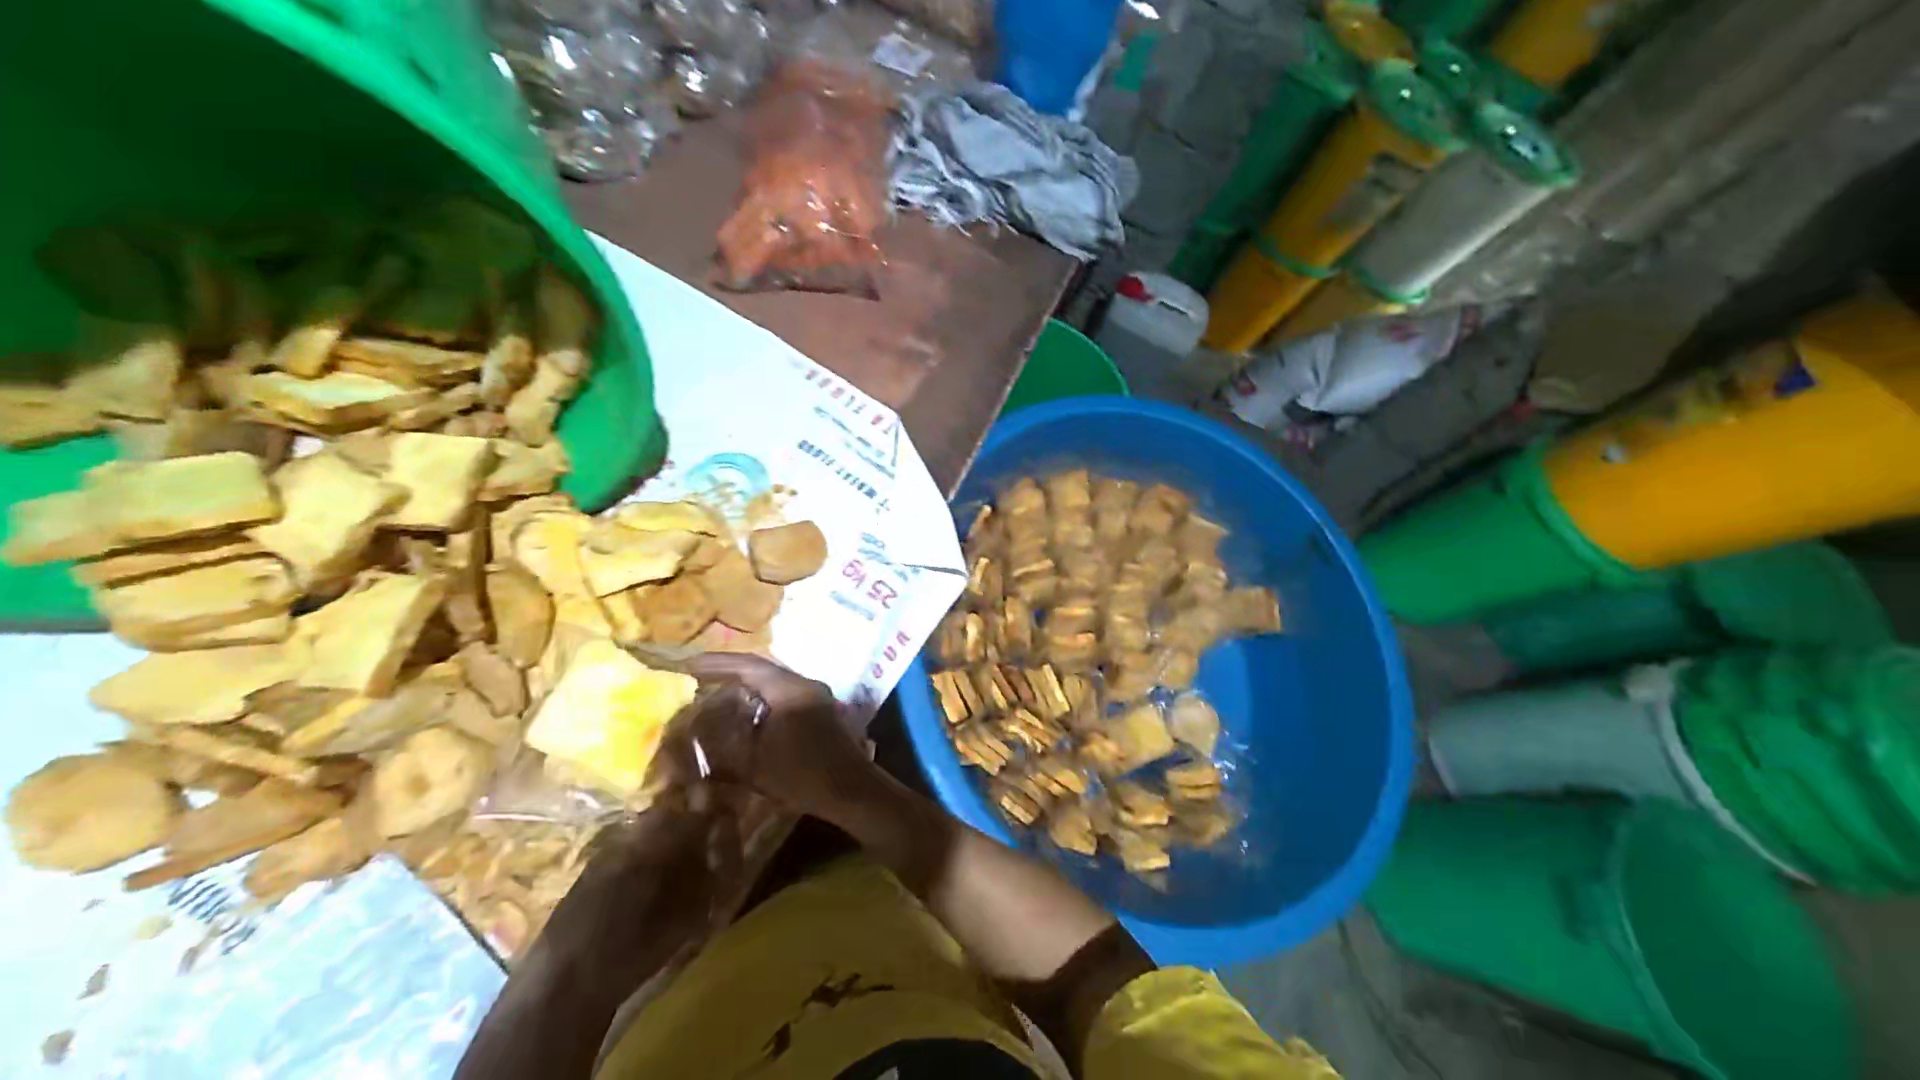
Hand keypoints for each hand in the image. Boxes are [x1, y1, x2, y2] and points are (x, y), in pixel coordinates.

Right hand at [680, 654, 875, 818]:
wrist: (853, 792)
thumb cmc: (804, 775)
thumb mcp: (754, 764)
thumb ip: (724, 746)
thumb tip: (696, 734)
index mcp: (790, 689)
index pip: (748, 665)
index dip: (715, 663)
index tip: (687, 665)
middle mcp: (805, 685)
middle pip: (762, 670)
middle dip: (729, 673)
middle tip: (698, 678)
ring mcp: (817, 698)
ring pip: (774, 684)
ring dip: (746, 688)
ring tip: (715, 694)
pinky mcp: (821, 714)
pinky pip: (784, 697)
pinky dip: (761, 702)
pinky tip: (745, 717)